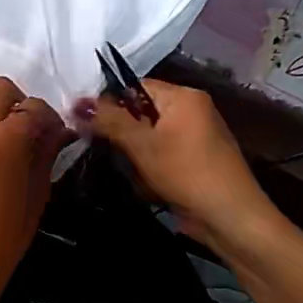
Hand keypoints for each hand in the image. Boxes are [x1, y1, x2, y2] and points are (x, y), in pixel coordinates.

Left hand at [0, 76, 70, 296]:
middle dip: (19, 102)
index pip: (33, 106)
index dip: (50, 117)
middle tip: (31, 130)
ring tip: (12, 147)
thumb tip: (60, 130)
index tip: (57, 134)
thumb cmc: (13, 226)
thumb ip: (48, 149)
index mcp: (4, 137)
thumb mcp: (40, 186)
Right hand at [80, 77, 279, 245]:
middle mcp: (191, 110)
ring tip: (137, 175)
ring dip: (136, 158)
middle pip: (140, 114)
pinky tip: (151, 186)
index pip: (135, 87)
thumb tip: (76, 102)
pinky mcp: (193, 161)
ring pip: (147, 139)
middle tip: (114, 153)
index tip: (87, 123)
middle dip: (124, 137)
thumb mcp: (142, 145)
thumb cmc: (184, 172)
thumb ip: (109, 121)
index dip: (109, 103)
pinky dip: (150, 170)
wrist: (226, 215)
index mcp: (183, 96)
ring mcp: (194, 136)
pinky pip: (160, 156)